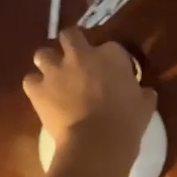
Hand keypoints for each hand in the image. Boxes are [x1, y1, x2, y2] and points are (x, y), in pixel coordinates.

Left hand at [23, 28, 155, 151]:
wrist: (97, 141)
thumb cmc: (127, 122)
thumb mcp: (145, 106)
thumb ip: (143, 94)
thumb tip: (145, 92)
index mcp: (111, 55)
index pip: (111, 47)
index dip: (109, 59)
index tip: (112, 72)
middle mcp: (80, 55)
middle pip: (70, 35)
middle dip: (72, 44)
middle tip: (76, 61)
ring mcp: (55, 70)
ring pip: (43, 53)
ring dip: (48, 63)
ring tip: (55, 77)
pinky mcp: (37, 88)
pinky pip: (31, 80)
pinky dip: (36, 87)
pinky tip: (43, 97)